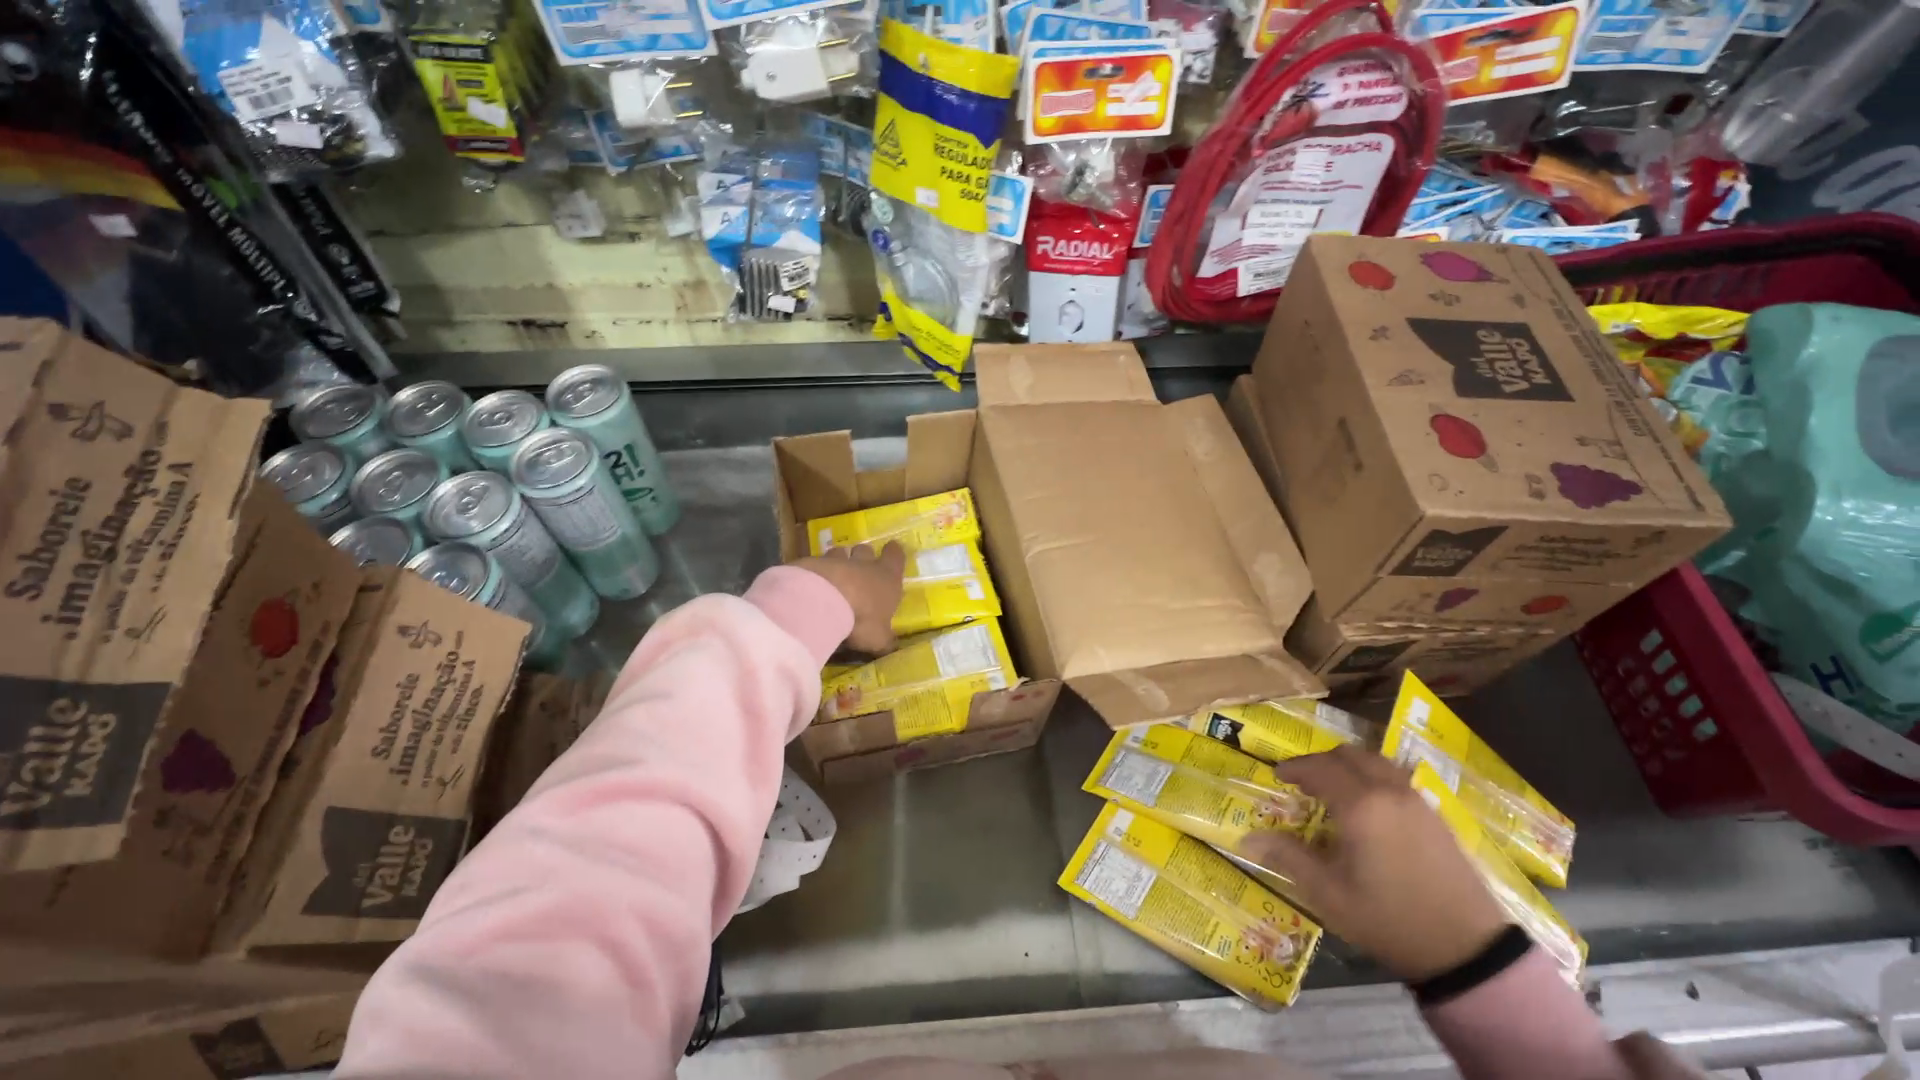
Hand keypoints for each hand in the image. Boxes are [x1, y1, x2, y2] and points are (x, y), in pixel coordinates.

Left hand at [794, 542, 905, 654]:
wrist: (823, 603)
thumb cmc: (861, 619)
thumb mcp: (879, 638)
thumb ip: (884, 640)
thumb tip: (890, 645)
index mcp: (886, 577)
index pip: (895, 556)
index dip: (894, 553)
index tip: (892, 550)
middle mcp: (863, 564)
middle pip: (865, 549)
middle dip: (862, 556)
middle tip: (858, 570)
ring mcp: (834, 561)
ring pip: (838, 552)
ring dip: (837, 561)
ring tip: (832, 577)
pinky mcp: (810, 565)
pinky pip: (814, 564)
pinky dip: (814, 573)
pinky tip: (808, 586)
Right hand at [1237, 747, 1508, 982]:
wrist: (1466, 947)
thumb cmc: (1388, 919)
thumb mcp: (1328, 895)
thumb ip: (1288, 858)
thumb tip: (1249, 837)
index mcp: (1360, 806)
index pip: (1320, 767)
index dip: (1295, 767)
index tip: (1277, 776)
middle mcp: (1389, 792)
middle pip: (1350, 755)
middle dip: (1322, 761)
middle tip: (1303, 781)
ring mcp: (1418, 801)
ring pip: (1378, 762)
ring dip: (1351, 766)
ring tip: (1335, 789)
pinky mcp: (1436, 816)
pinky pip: (1398, 778)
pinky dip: (1375, 777)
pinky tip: (1369, 808)